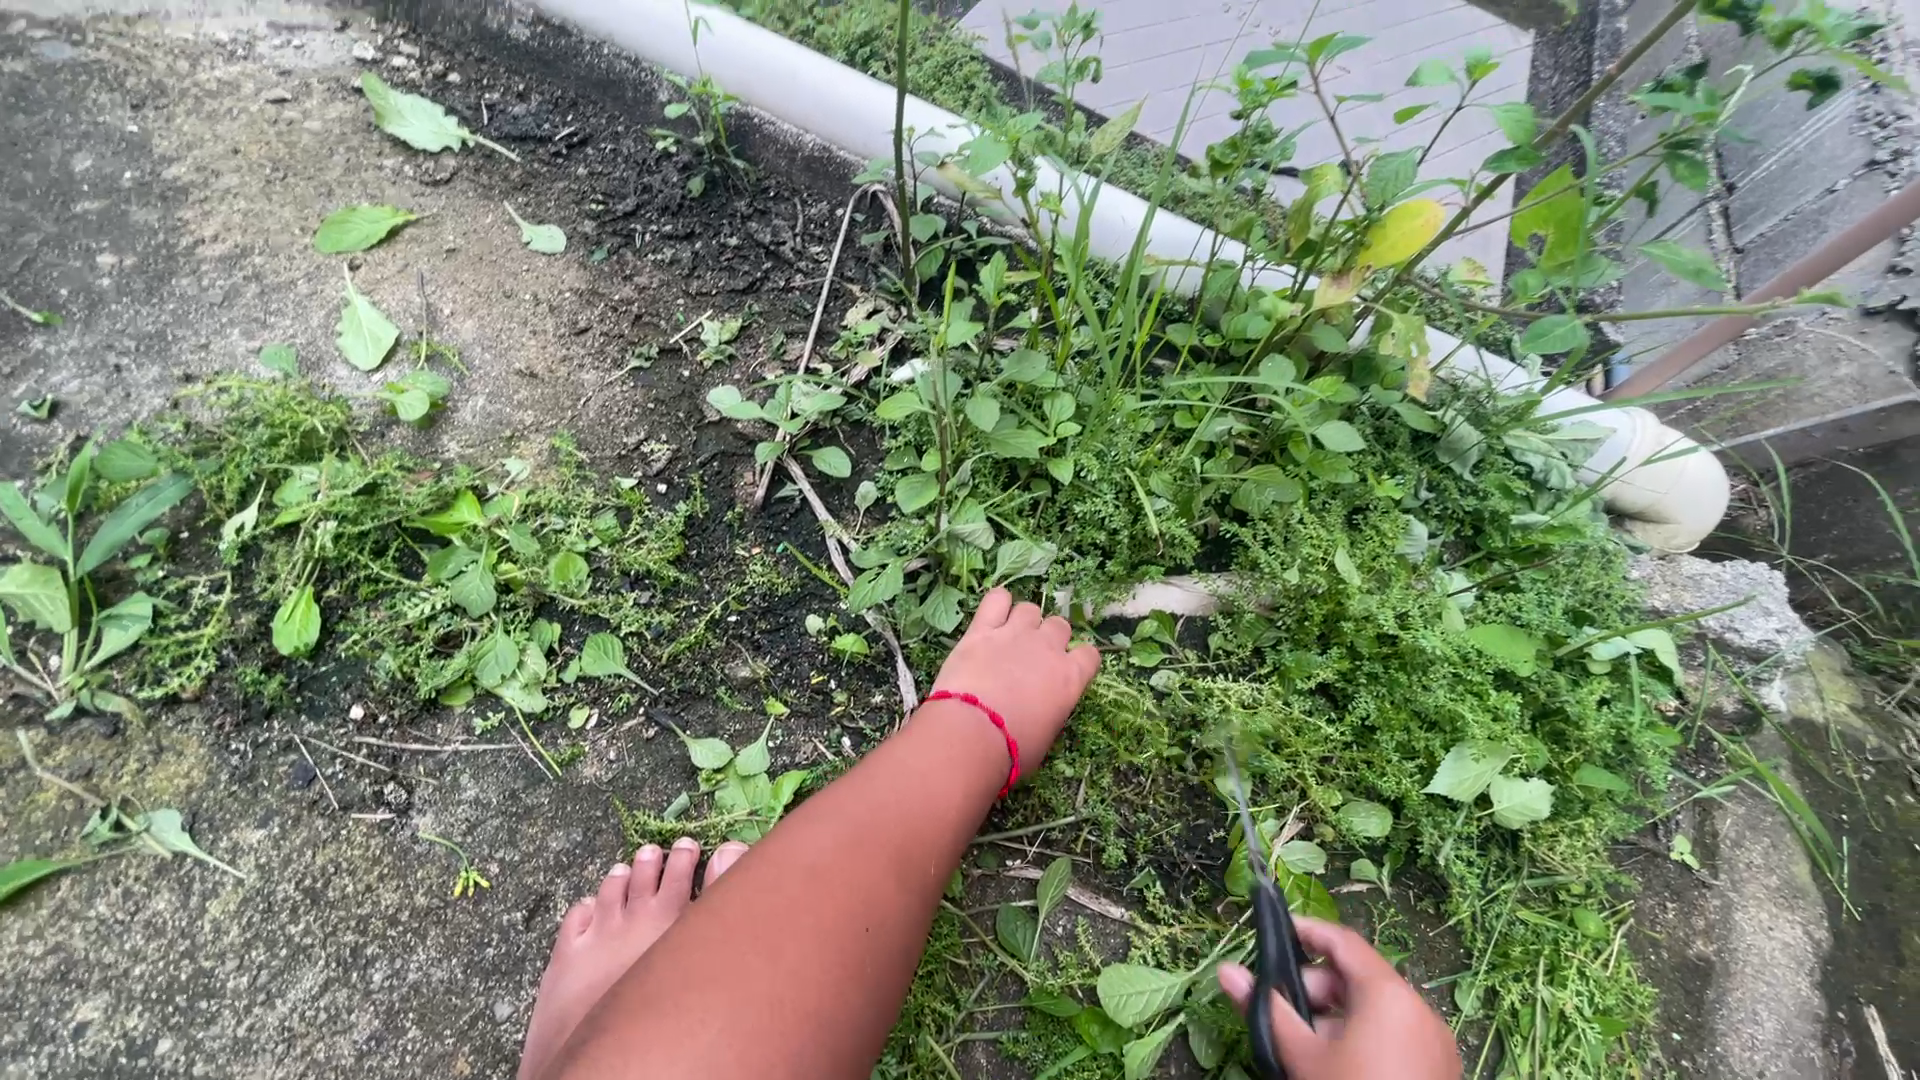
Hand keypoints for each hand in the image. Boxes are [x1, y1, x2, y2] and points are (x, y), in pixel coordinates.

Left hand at [928, 587, 1099, 763]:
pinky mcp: (982, 629)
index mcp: (1070, 678)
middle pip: (1060, 626)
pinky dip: (997, 603)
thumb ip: (1050, 708)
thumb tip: (1042, 706)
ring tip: (1011, 637)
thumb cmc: (1013, 750)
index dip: (1079, 660)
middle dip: (1051, 638)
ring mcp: (1015, 634)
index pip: (1089, 655)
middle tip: (1034, 657)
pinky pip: (996, 599)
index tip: (1067, 670)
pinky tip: (992, 616)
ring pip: (1030, 609)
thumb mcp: (1046, 735)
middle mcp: (1048, 649)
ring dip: (1025, 621)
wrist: (972, 734)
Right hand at [1217, 917, 1459, 1079]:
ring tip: (1308, 1044)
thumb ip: (1264, 1006)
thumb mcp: (1301, 1055)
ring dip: (1335, 1013)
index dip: (1306, 931)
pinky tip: (1337, 1063)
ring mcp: (1435, 1043)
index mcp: (1388, 995)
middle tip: (1285, 1008)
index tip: (1273, 935)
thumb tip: (1226, 970)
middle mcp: (1419, 1009)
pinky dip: (1362, 1034)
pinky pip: (1394, 1032)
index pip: (1342, 940)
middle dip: (1315, 984)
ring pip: (1375, 1006)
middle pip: (1357, 975)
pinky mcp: (1439, 1070)